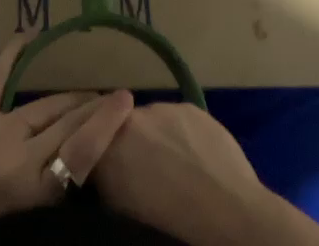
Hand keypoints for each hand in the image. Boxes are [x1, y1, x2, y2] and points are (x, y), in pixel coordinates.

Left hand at [0, 37, 133, 245]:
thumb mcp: (35, 202)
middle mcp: (19, 154)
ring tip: (90, 90)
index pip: (81, 147)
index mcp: (36, 183)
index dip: (107, 122)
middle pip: (66, 122)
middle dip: (94, 107)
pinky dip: (12, 56)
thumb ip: (62, 174)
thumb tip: (93, 140)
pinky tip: (28, 37)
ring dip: (70, 96)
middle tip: (114, 97)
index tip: (127, 104)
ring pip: (44, 105)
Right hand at [94, 102, 312, 245]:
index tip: (112, 159)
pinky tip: (194, 152)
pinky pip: (178, 116)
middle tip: (143, 161)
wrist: (224, 206)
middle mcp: (130, 116)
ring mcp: (163, 107)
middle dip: (130, 137)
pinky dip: (181, 131)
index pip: (94, 132)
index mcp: (108, 139)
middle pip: (123, 121)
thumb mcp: (120, 201)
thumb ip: (104, 173)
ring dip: (156, 132)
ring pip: (152, 118)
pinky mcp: (190, 106)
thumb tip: (101, 164)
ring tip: (173, 158)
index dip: (102, 144)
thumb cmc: (166, 212)